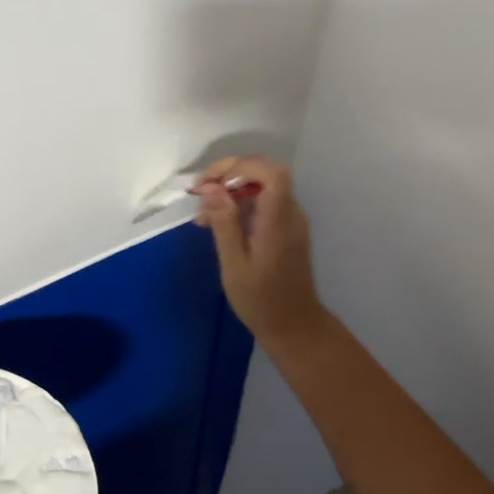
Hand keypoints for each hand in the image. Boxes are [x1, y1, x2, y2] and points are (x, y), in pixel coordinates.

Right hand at [192, 156, 328, 344]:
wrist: (293, 325)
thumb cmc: (261, 300)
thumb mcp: (234, 264)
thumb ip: (224, 223)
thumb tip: (211, 189)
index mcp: (279, 220)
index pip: (270, 171)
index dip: (240, 167)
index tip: (212, 184)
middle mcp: (290, 213)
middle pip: (265, 172)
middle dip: (229, 175)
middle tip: (200, 194)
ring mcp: (290, 220)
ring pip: (261, 187)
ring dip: (231, 192)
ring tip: (202, 216)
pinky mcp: (285, 229)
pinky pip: (263, 203)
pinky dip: (239, 205)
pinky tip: (218, 224)